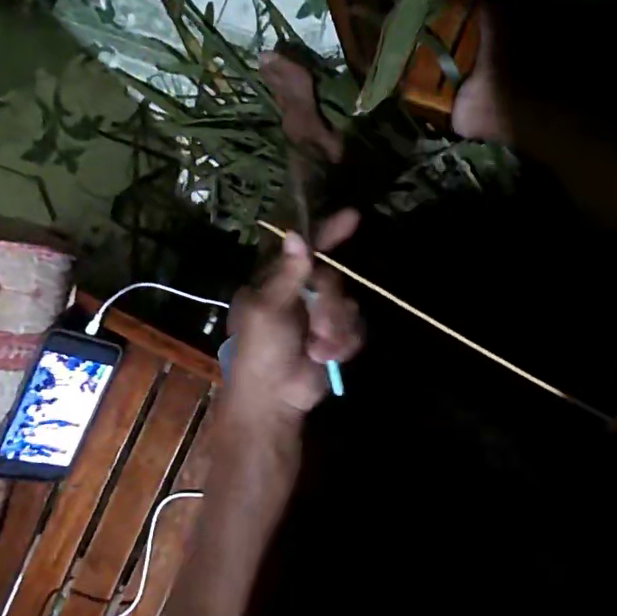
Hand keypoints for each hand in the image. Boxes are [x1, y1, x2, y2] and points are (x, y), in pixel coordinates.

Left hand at [224, 210, 362, 417]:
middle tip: (318, 329)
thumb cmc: (260, 351)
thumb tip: (296, 234)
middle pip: (333, 279)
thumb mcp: (268, 310)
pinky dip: (345, 344)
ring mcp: (320, 318)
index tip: (354, 217)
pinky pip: (357, 328)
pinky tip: (329, 357)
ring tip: (318, 351)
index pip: (306, 250)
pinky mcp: (337, 340)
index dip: (328, 232)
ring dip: (336, 330)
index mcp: (278, 283)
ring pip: (349, 306)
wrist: (274, 399)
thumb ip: (288, 274)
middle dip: (330, 306)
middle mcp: (301, 295)